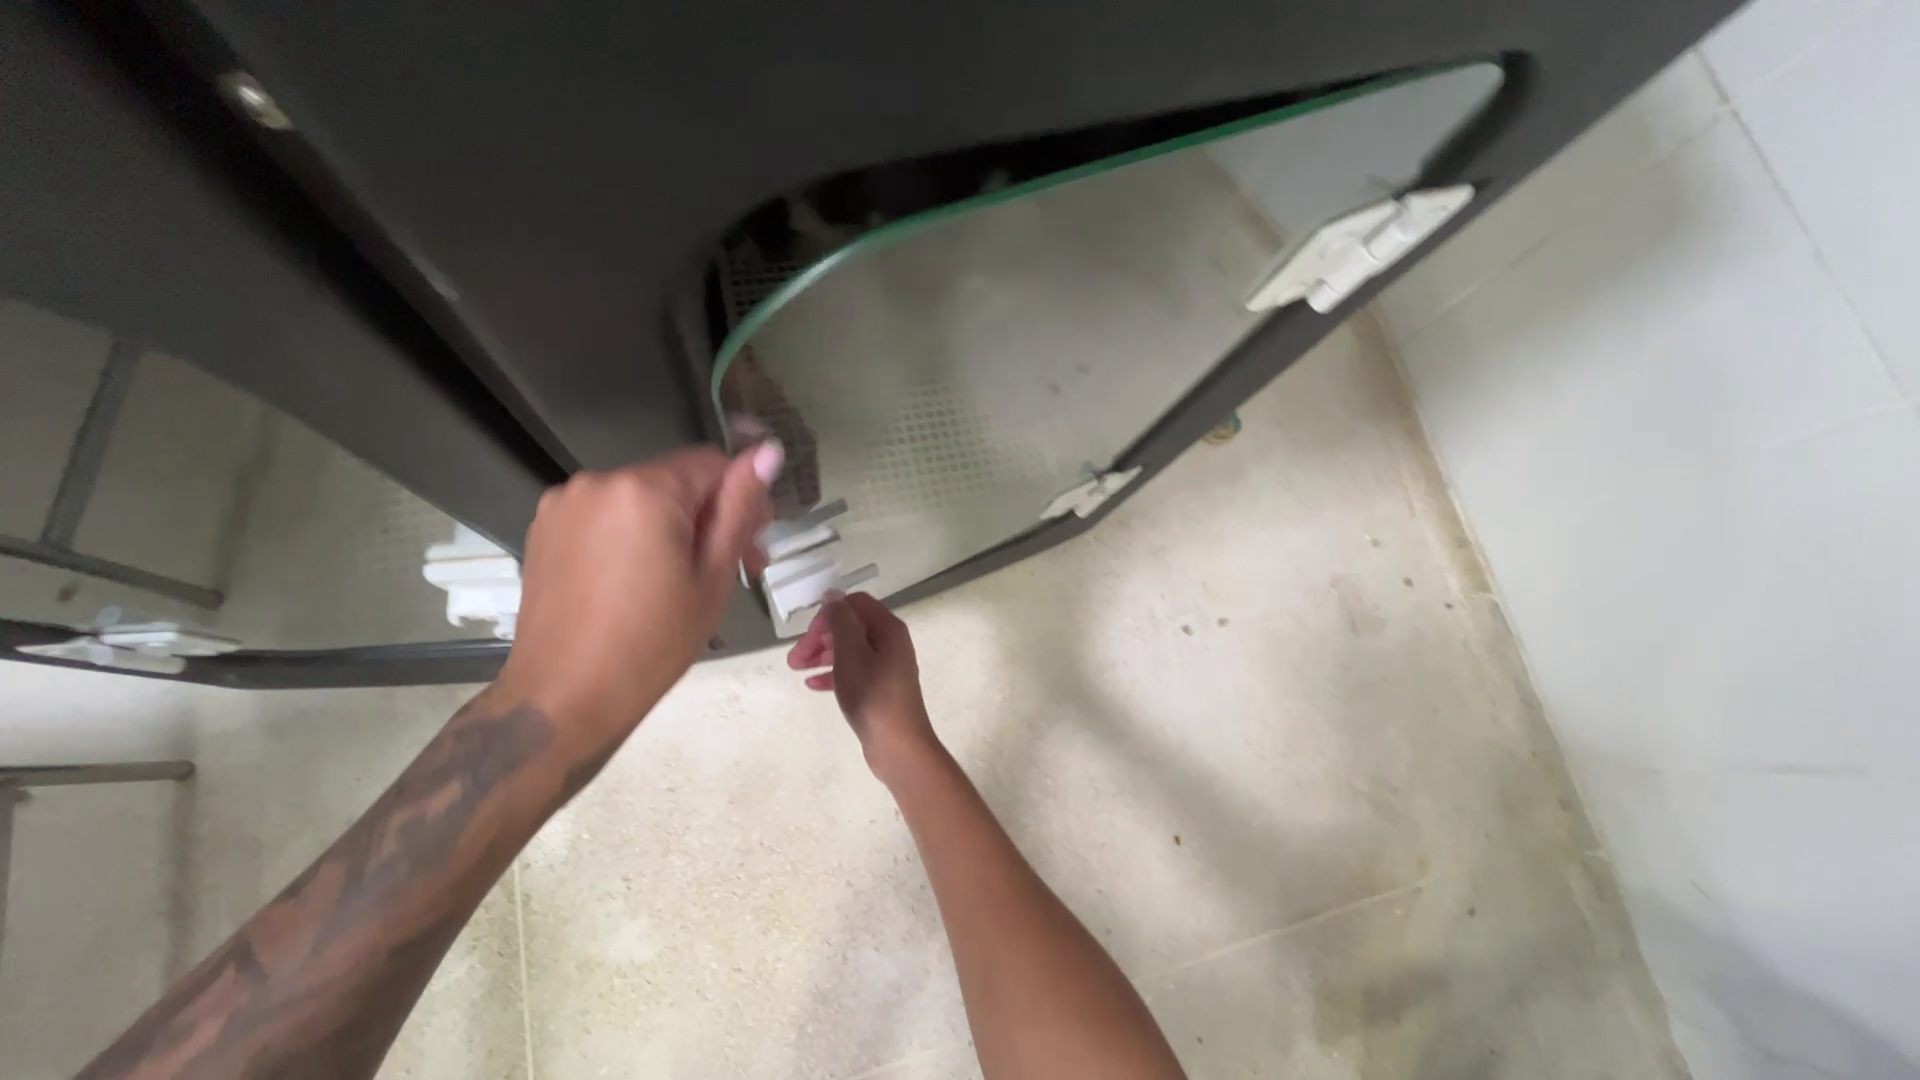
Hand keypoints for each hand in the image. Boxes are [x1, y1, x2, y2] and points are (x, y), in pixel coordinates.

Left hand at [495, 443, 781, 751]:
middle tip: (729, 570)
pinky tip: (636, 581)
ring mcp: (564, 504)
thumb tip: (768, 450)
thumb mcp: (712, 577)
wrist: (564, 697)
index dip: (742, 497)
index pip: (713, 463)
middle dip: (707, 516)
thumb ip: (740, 508)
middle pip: (675, 481)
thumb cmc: (652, 644)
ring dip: (670, 526)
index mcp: (645, 490)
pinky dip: (631, 535)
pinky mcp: (544, 528)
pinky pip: (606, 516)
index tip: (752, 546)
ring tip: (679, 581)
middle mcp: (598, 482)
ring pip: (640, 499)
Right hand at [786, 593, 940, 780]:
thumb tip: (832, 595)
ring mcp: (886, 667)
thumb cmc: (872, 694)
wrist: (897, 744)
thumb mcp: (851, 653)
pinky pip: (853, 672)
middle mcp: (890, 643)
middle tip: (794, 657)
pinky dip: (832, 674)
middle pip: (850, 627)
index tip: (808, 633)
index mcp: (888, 629)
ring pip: (849, 650)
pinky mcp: (879, 689)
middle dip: (820, 637)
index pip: (855, 604)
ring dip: (822, 655)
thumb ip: (840, 620)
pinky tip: (812, 684)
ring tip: (796, 669)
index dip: (829, 614)